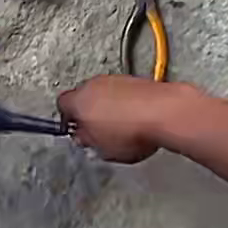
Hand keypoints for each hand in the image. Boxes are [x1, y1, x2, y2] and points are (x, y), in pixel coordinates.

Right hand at [58, 76, 191, 163]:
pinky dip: (126, 102)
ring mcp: (115, 79)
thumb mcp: (103, 149)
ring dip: (109, 106)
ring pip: (104, 92)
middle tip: (99, 131)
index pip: (62, 105)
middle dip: (90, 111)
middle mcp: (94, 84)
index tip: (78, 130)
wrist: (164, 112)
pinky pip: (123, 91)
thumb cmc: (132, 130)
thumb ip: (87, 140)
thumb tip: (83, 136)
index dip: (68, 119)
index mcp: (79, 100)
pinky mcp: (134, 79)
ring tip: (122, 127)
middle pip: (83, 95)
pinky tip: (136, 119)